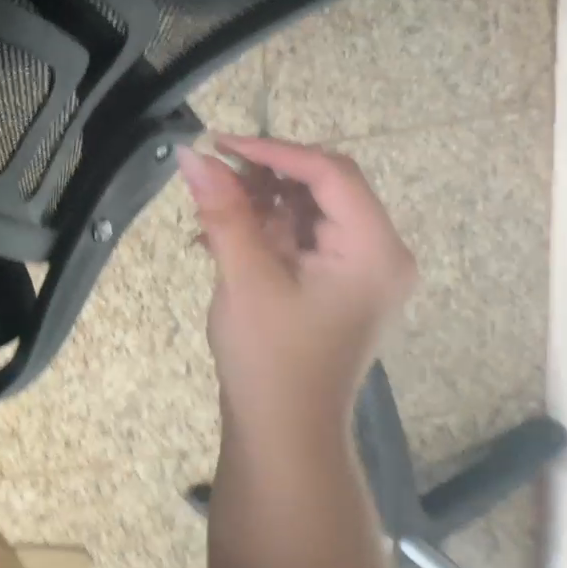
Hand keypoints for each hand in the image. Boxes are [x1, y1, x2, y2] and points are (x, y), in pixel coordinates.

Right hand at [178, 136, 417, 439]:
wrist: (283, 423)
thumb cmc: (271, 352)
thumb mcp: (244, 275)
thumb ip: (222, 210)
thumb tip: (189, 154)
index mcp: (373, 251)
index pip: (331, 174)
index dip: (274, 151)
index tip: (214, 144)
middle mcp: (377, 252)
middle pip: (322, 186)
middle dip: (261, 175)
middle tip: (204, 177)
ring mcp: (356, 267)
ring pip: (304, 206)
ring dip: (253, 199)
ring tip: (204, 212)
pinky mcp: (331, 279)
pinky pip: (296, 231)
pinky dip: (256, 223)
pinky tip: (215, 235)